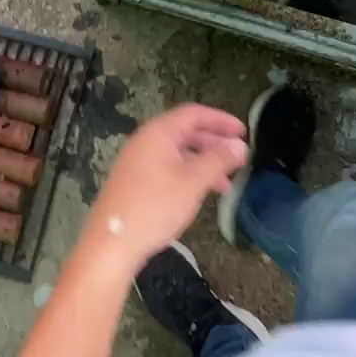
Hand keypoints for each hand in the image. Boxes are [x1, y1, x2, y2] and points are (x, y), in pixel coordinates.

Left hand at [81, 103, 247, 274]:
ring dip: (203, 161)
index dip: (221, 120)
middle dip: (214, 141)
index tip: (243, 131)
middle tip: (239, 154)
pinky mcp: (135, 179)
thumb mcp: (193, 182)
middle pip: (186, 130)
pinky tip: (201, 193)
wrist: (111, 242)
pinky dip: (189, 173)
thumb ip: (218, 160)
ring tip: (227, 182)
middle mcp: (146, 139)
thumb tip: (240, 145)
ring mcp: (138, 160)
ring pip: (178, 151)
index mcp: (159, 132)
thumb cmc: (154, 207)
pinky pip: (168, 166)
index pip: (194, 113)